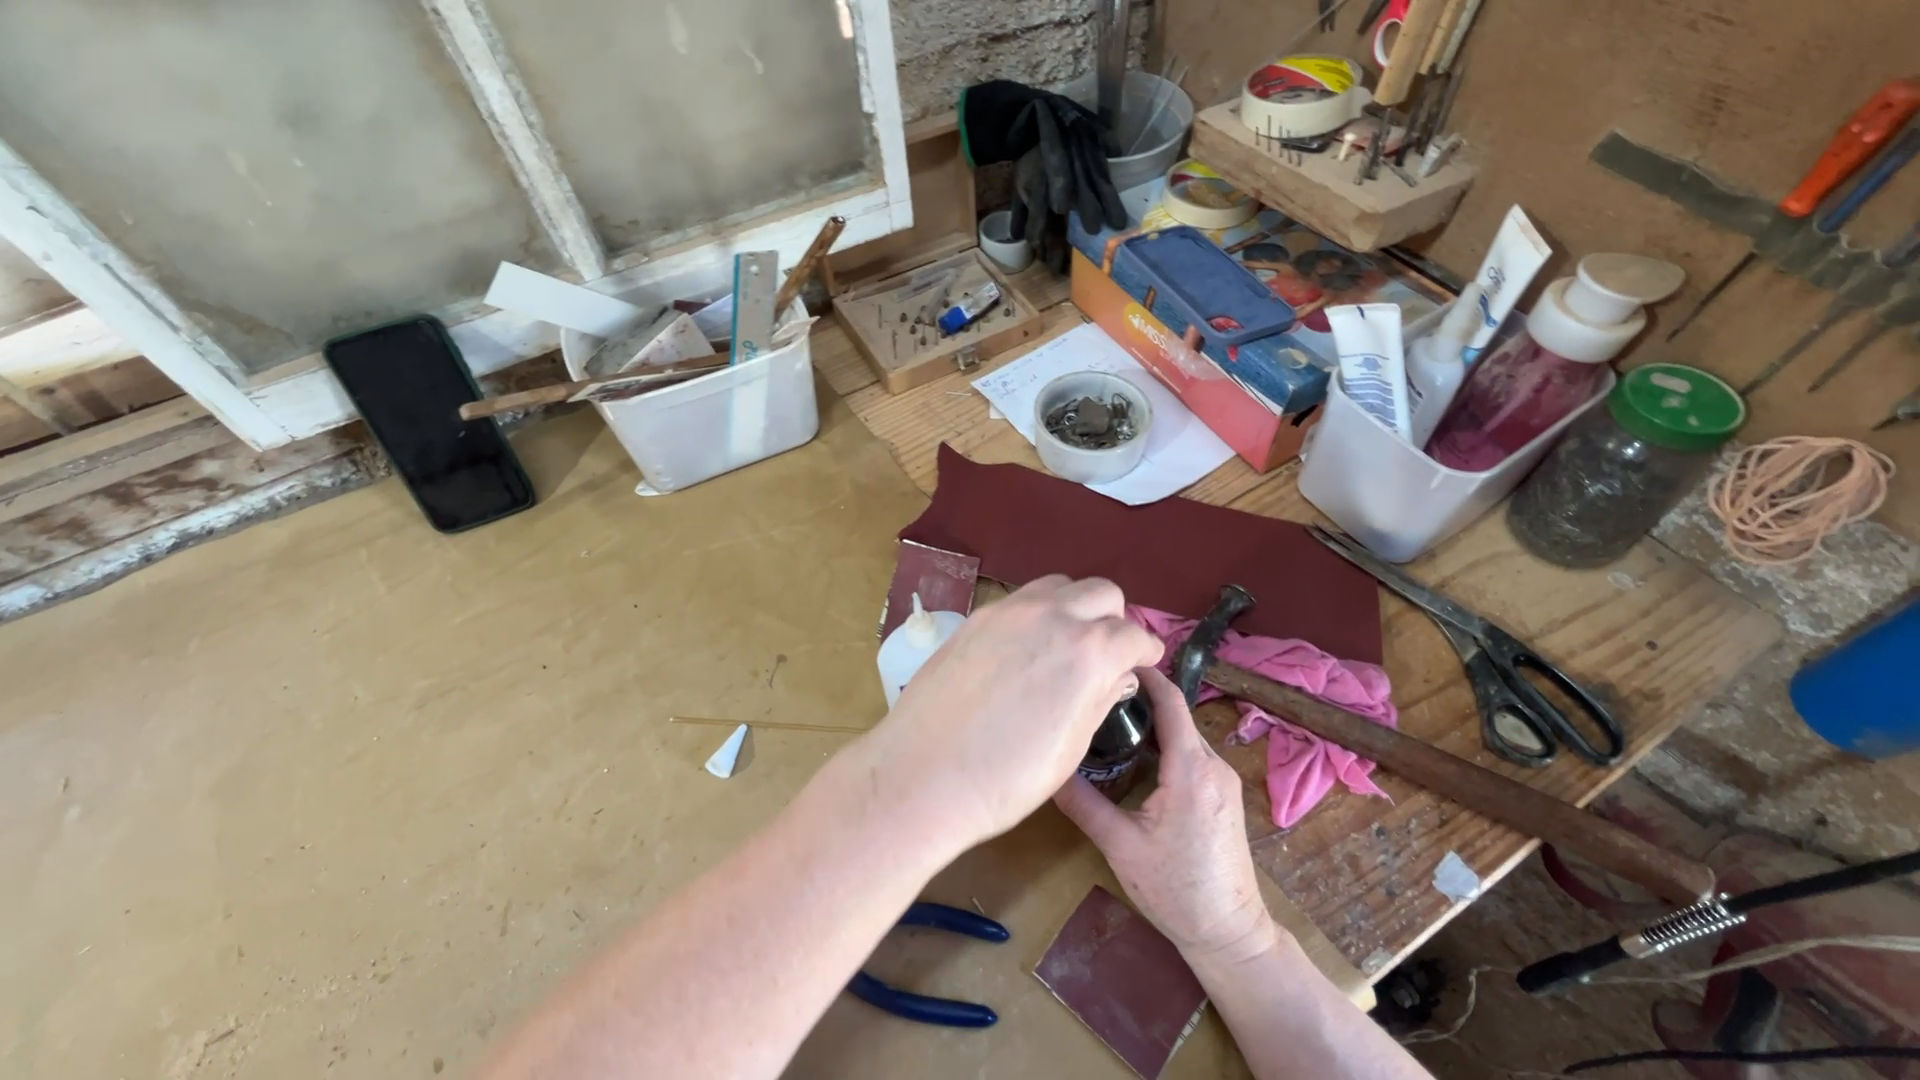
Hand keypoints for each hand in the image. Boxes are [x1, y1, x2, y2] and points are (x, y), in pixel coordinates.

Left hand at [860, 576, 1162, 850]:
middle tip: (1107, 652)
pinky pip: (1020, 601)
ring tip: (1065, 644)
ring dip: (1074, 607)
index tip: (1144, 662)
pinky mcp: (976, 618)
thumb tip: (1119, 675)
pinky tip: (1024, 650)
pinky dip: (1037, 615)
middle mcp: (1053, 616)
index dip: (1145, 651)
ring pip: (1059, 586)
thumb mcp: (1071, 747)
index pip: (1134, 635)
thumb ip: (1102, 698)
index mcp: (1089, 651)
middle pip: (1102, 593)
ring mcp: (1009, 611)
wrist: (923, 774)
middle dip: (1114, 619)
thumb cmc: (1007, 777)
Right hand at [1054, 668, 1279, 963]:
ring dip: (1150, 723)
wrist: (1229, 933)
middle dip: (1138, 698)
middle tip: (1094, 692)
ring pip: (1182, 735)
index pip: (1170, 702)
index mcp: (1191, 769)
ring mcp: (1223, 780)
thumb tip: (1047, 770)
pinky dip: (1163, 745)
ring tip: (1107, 719)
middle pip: (1175, 715)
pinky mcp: (1223, 795)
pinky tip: (1133, 755)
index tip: (1111, 655)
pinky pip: (1191, 754)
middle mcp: (1213, 765)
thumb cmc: (1175, 890)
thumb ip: (1083, 803)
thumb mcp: (1119, 845)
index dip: (1143, 673)